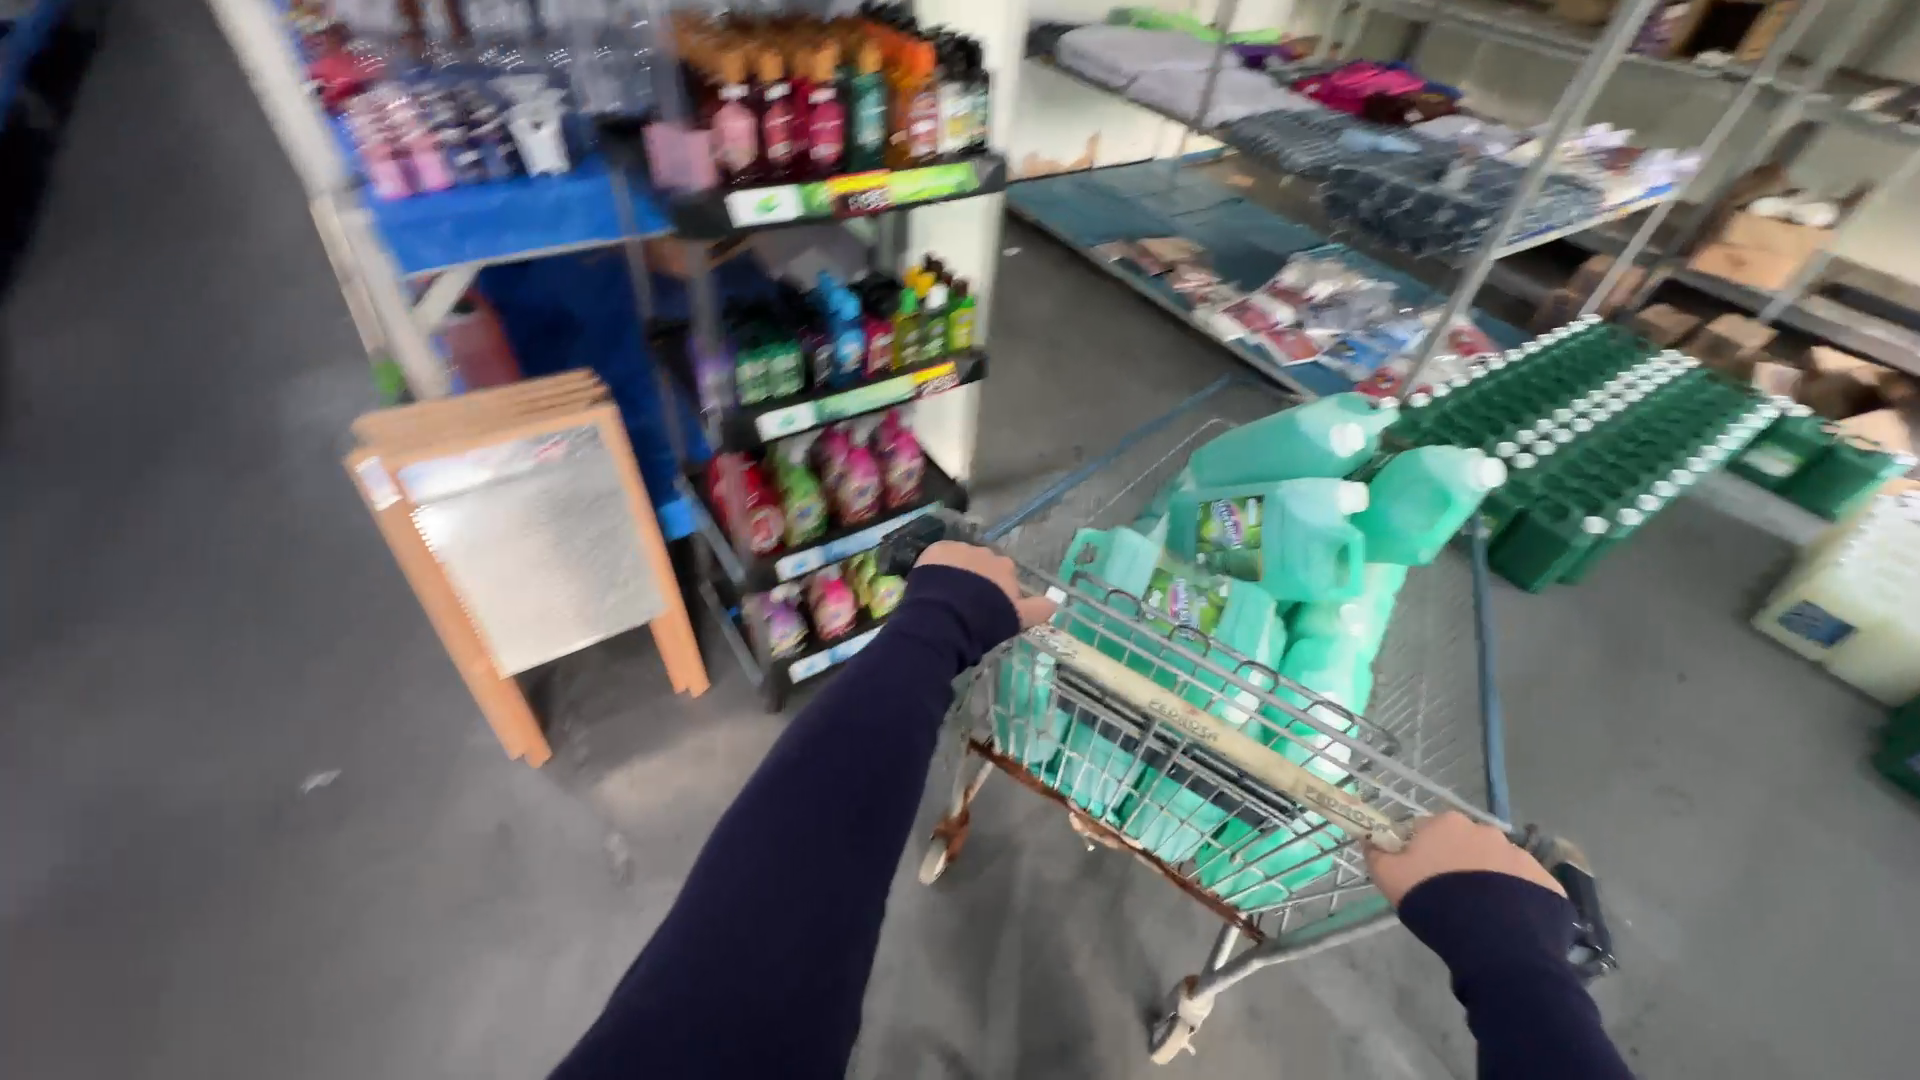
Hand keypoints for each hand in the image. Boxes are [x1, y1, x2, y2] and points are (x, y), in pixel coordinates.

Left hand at [916, 541, 1057, 628]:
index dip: (997, 592)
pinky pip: (939, 555)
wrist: (945, 617)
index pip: (1005, 577)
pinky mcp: (937, 549)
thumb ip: (1037, 610)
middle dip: (977, 578)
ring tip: (946, 596)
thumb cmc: (985, 621)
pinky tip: (930, 585)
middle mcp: (986, 553)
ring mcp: (960, 549)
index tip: (988, 607)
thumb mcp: (1016, 619)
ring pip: (960, 558)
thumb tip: (1055, 602)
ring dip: (956, 571)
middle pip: (983, 565)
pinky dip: (937, 566)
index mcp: (1006, 569)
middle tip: (966, 602)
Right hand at [1366, 811, 1564, 907]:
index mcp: (1447, 823)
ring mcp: (1522, 857)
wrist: (1496, 945)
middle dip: (1457, 864)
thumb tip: (1370, 840)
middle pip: (1465, 844)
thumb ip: (1375, 854)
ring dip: (1489, 882)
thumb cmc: (1434, 901)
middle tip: (1450, 896)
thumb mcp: (1388, 878)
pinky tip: (1508, 923)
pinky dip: (1517, 901)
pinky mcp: (1549, 885)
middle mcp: (1486, 831)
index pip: (1426, 830)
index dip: (1420, 852)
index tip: (1418, 875)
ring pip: (1497, 866)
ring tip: (1482, 916)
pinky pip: (1527, 888)